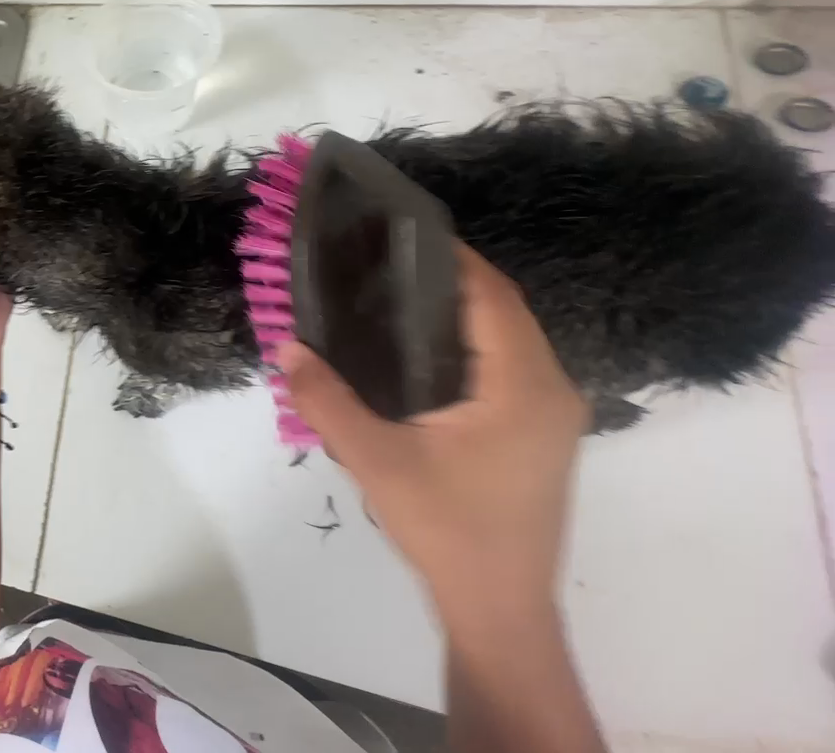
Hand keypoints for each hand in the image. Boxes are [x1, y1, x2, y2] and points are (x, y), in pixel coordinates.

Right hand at [276, 245, 589, 621]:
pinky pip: (502, 364)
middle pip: (502, 310)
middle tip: (376, 259)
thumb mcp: (375, 460)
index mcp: (522, 387)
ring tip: (386, 293)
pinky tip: (411, 350)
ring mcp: (547, 414)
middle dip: (446, 277)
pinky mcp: (534, 433)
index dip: (450, 258)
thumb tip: (285, 347)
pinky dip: (462, 342)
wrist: (498, 604)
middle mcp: (548, 390)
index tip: (395, 230)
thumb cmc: (446, 526)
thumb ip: (326, 400)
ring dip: (455, 310)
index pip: (492, 297)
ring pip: (505, 338)